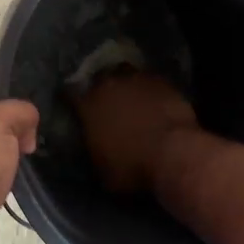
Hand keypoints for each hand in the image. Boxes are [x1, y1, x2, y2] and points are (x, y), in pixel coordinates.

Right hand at [72, 69, 198, 195]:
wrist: (174, 153)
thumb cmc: (133, 167)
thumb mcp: (102, 169)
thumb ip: (93, 148)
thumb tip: (92, 144)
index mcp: (88, 106)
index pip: (69, 94)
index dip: (69, 98)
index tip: (70, 102)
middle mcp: (109, 85)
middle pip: (99, 79)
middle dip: (100, 88)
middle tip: (105, 101)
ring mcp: (136, 79)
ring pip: (125, 74)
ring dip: (126, 84)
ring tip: (131, 96)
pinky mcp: (161, 80)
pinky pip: (150, 81)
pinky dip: (150, 89)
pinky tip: (155, 100)